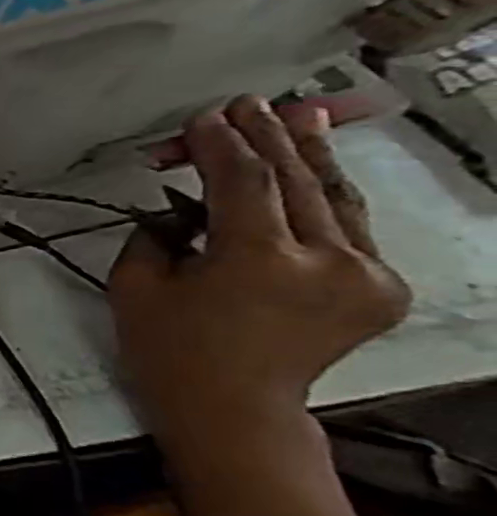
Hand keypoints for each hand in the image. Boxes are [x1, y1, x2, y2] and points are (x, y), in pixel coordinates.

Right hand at [110, 96, 409, 432]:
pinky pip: (349, 228)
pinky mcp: (381, 288)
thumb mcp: (135, 290)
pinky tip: (315, 171)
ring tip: (296, 117)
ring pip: (338, 198)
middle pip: (298, 181)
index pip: (244, 182)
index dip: (221, 145)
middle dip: (266, 139)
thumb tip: (179, 208)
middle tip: (245, 106)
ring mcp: (365, 276)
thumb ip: (155, 237)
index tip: (201, 121)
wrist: (233, 409)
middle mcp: (327, 263)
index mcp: (259, 262)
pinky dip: (328, 196)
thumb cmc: (171, 353)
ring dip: (311, 156)